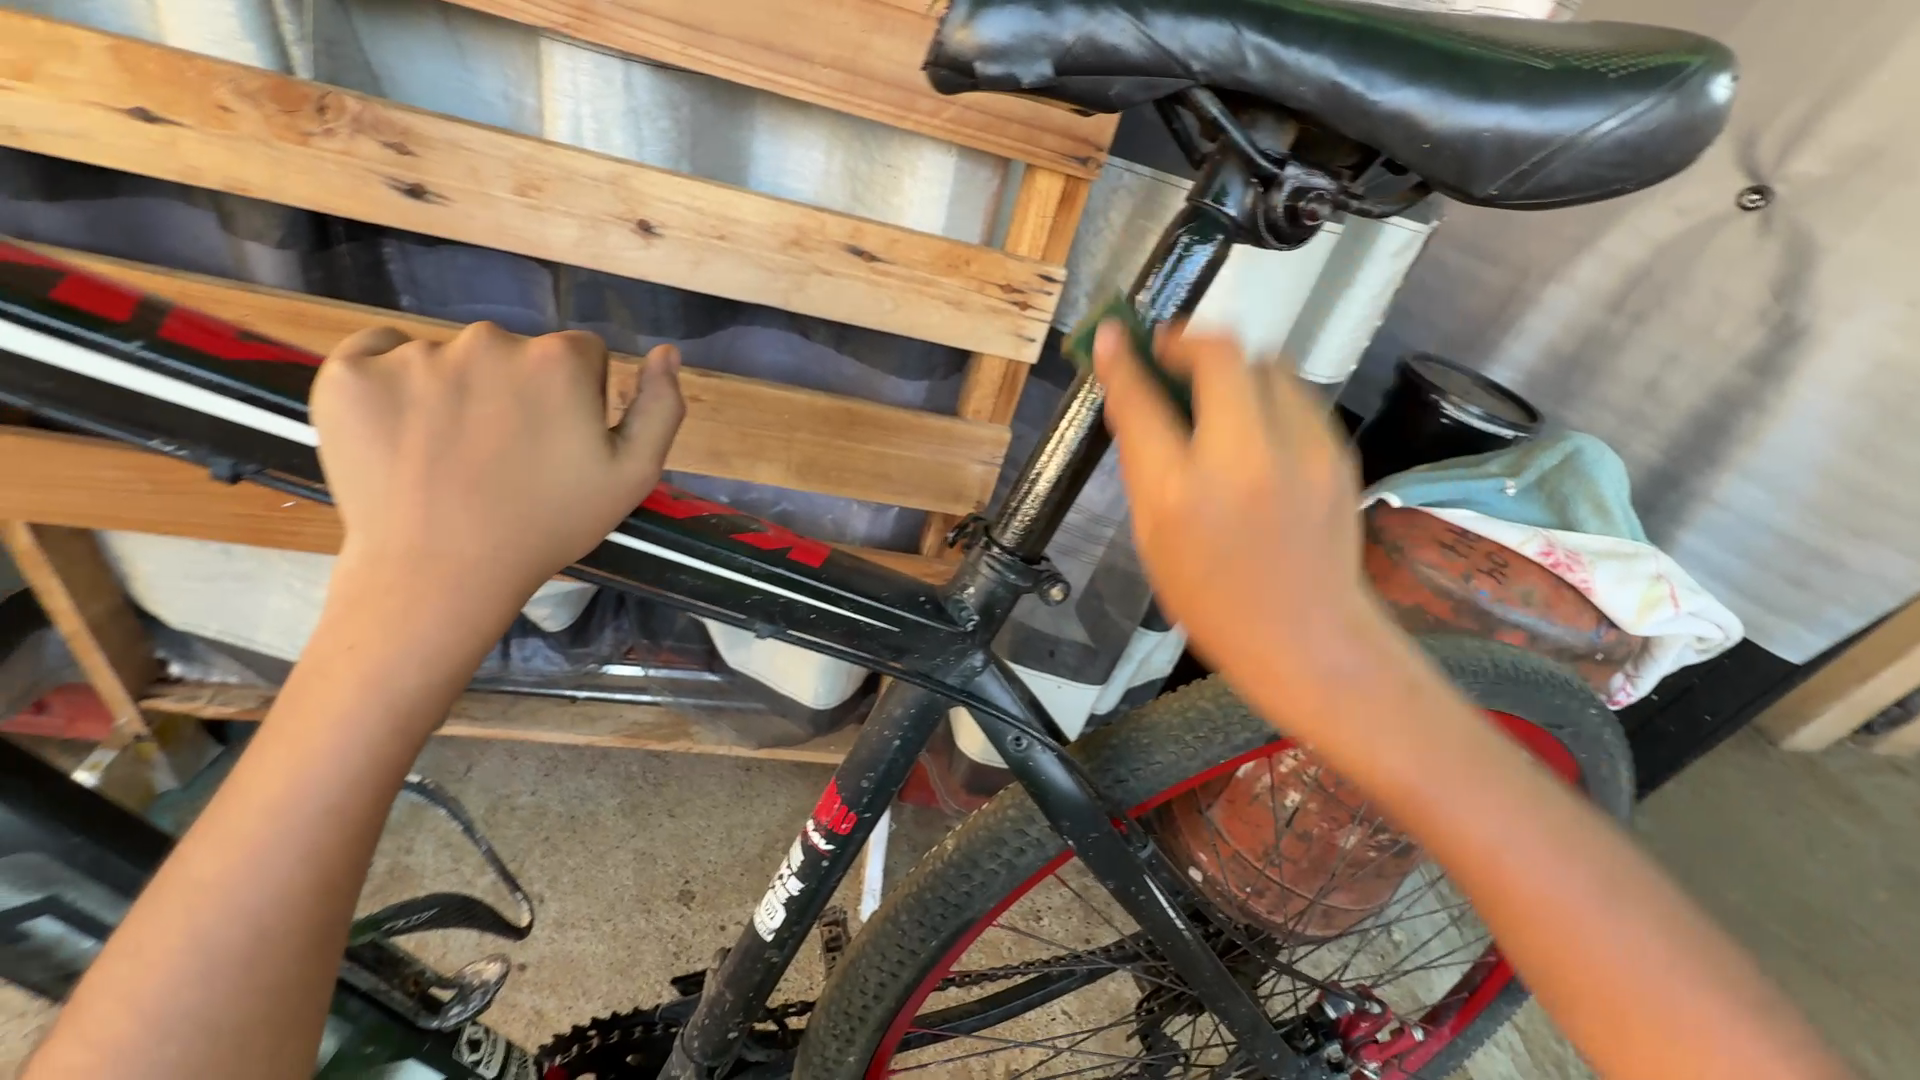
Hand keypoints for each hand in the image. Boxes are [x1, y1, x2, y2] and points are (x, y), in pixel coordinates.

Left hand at [311, 321, 684, 618]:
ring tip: (452, 458)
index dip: (579, 399)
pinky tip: (403, 432)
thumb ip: (661, 409)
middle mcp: (489, 341)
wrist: (439, 573)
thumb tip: (665, 351)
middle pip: (515, 353)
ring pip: (451, 359)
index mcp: (558, 360)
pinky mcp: (350, 373)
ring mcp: (413, 354)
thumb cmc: (548, 526)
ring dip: (457, 393)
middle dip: (518, 391)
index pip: (580, 355)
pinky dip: (391, 384)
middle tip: (507, 457)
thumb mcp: (632, 478)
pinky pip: (378, 354)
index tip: (561, 444)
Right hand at [1094, 322, 1385, 684]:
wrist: (1304, 634)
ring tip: (1216, 390)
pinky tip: (1256, 424)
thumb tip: (1130, 397)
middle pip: (1219, 354)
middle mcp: (1242, 459)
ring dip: (1232, 365)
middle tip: (1169, 352)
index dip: (1124, 361)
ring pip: (1266, 363)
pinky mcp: (1336, 450)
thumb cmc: (1209, 597)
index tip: (1114, 335)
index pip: (1143, 402)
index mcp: (1180, 492)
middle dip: (1187, 340)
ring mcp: (1300, 451)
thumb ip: (1142, 462)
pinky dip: (1267, 393)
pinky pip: (1296, 393)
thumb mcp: (1152, 537)